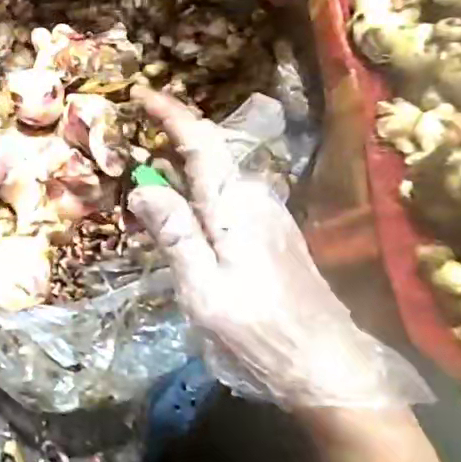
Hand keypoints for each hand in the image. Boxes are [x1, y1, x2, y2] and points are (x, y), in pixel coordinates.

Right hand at [127, 87, 429, 407]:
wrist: (330, 369)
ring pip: (216, 176)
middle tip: (130, 134)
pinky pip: (223, 198)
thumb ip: (174, 233)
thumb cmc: (259, 330)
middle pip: (209, 152)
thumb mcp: (203, 288)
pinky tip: (177, 211)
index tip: (140, 93)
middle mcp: (255, 200)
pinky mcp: (270, 236)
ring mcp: (267, 217)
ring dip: (180, 166)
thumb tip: (143, 187)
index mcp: (235, 206)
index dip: (169, 113)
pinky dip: (194, 191)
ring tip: (144, 172)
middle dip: (171, 135)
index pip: (200, 142)